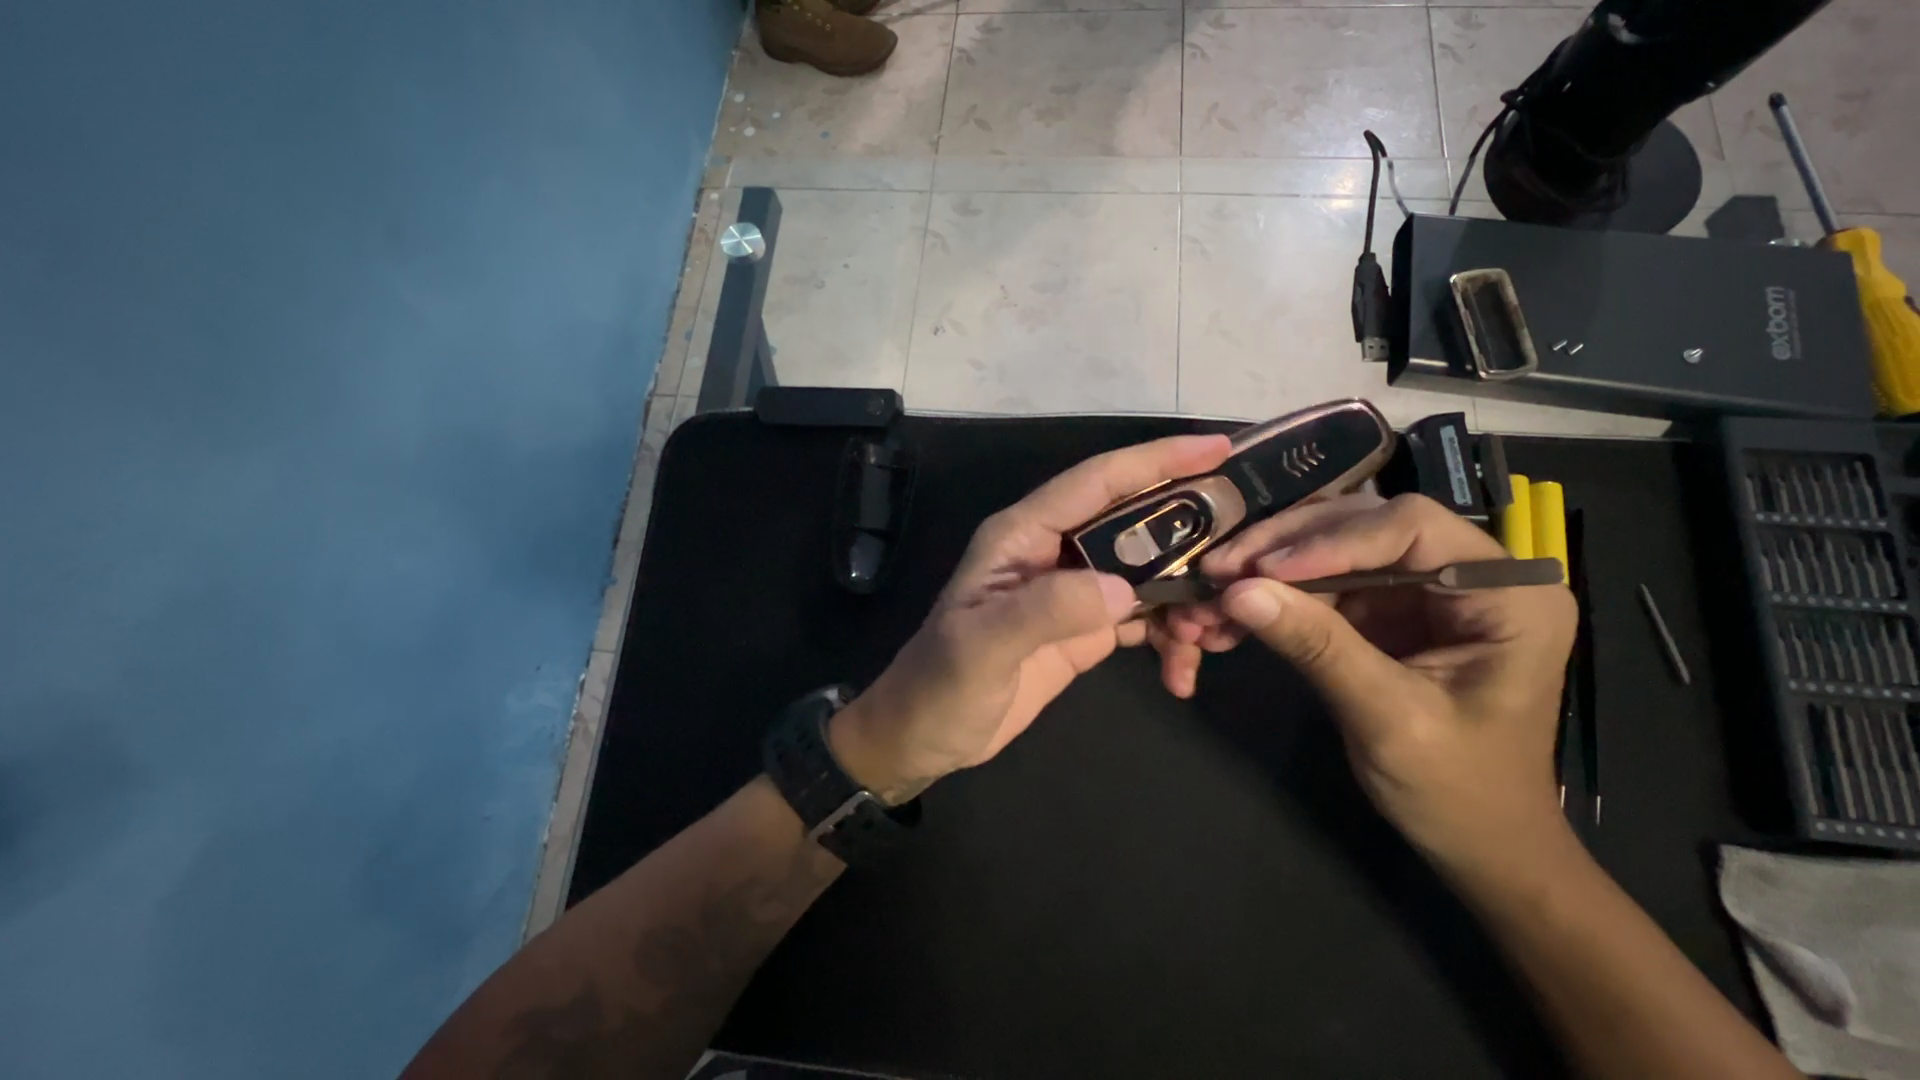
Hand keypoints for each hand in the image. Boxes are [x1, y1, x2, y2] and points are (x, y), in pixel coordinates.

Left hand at [829, 434, 1233, 803]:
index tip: (1218, 449)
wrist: (924, 738)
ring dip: (1188, 599)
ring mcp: (1074, 591)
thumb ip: (1046, 610)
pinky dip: (1170, 637)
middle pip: (1136, 523)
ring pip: (1149, 574)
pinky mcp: (1086, 629)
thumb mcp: (982, 646)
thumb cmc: (940, 685)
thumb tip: (1123, 589)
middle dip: (1193, 539)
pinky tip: (1183, 671)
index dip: (1155, 461)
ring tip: (1213, 637)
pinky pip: (1144, 618)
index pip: (1097, 482)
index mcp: (1024, 536)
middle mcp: (1054, 552)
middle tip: (1245, 560)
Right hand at [1183, 493, 1578, 872]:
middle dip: (1289, 546)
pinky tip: (1234, 612)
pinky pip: (1325, 584)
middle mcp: (1470, 574)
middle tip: (1220, 566)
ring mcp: (1426, 590)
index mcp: (1508, 593)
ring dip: (1272, 567)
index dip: (1331, 540)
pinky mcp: (1390, 611)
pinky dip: (1277, 595)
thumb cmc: (1459, 791)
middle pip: (1367, 526)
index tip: (1261, 569)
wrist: (1479, 844)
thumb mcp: (1388, 719)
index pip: (1411, 528)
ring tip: (1213, 587)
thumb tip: (1238, 592)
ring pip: (1336, 548)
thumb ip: (1319, 648)